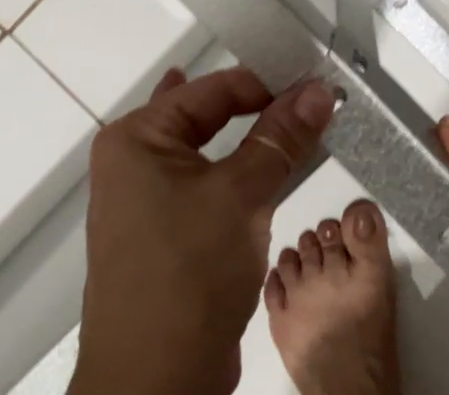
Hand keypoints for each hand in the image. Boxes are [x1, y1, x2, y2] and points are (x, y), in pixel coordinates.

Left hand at [70, 68, 336, 394]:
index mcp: (137, 137)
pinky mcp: (158, 234)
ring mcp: (140, 200)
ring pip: (203, 153)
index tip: (314, 86)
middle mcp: (130, 160)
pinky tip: (258, 170)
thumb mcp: (243, 195)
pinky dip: (232, 175)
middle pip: (202, 115)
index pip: (212, 89)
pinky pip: (200, 186)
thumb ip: (281, 138)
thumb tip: (318, 90)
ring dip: (246, 142)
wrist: (155, 379)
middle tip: (307, 99)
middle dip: (255, 107)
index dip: (266, 83)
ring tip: (291, 125)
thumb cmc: (191, 270)